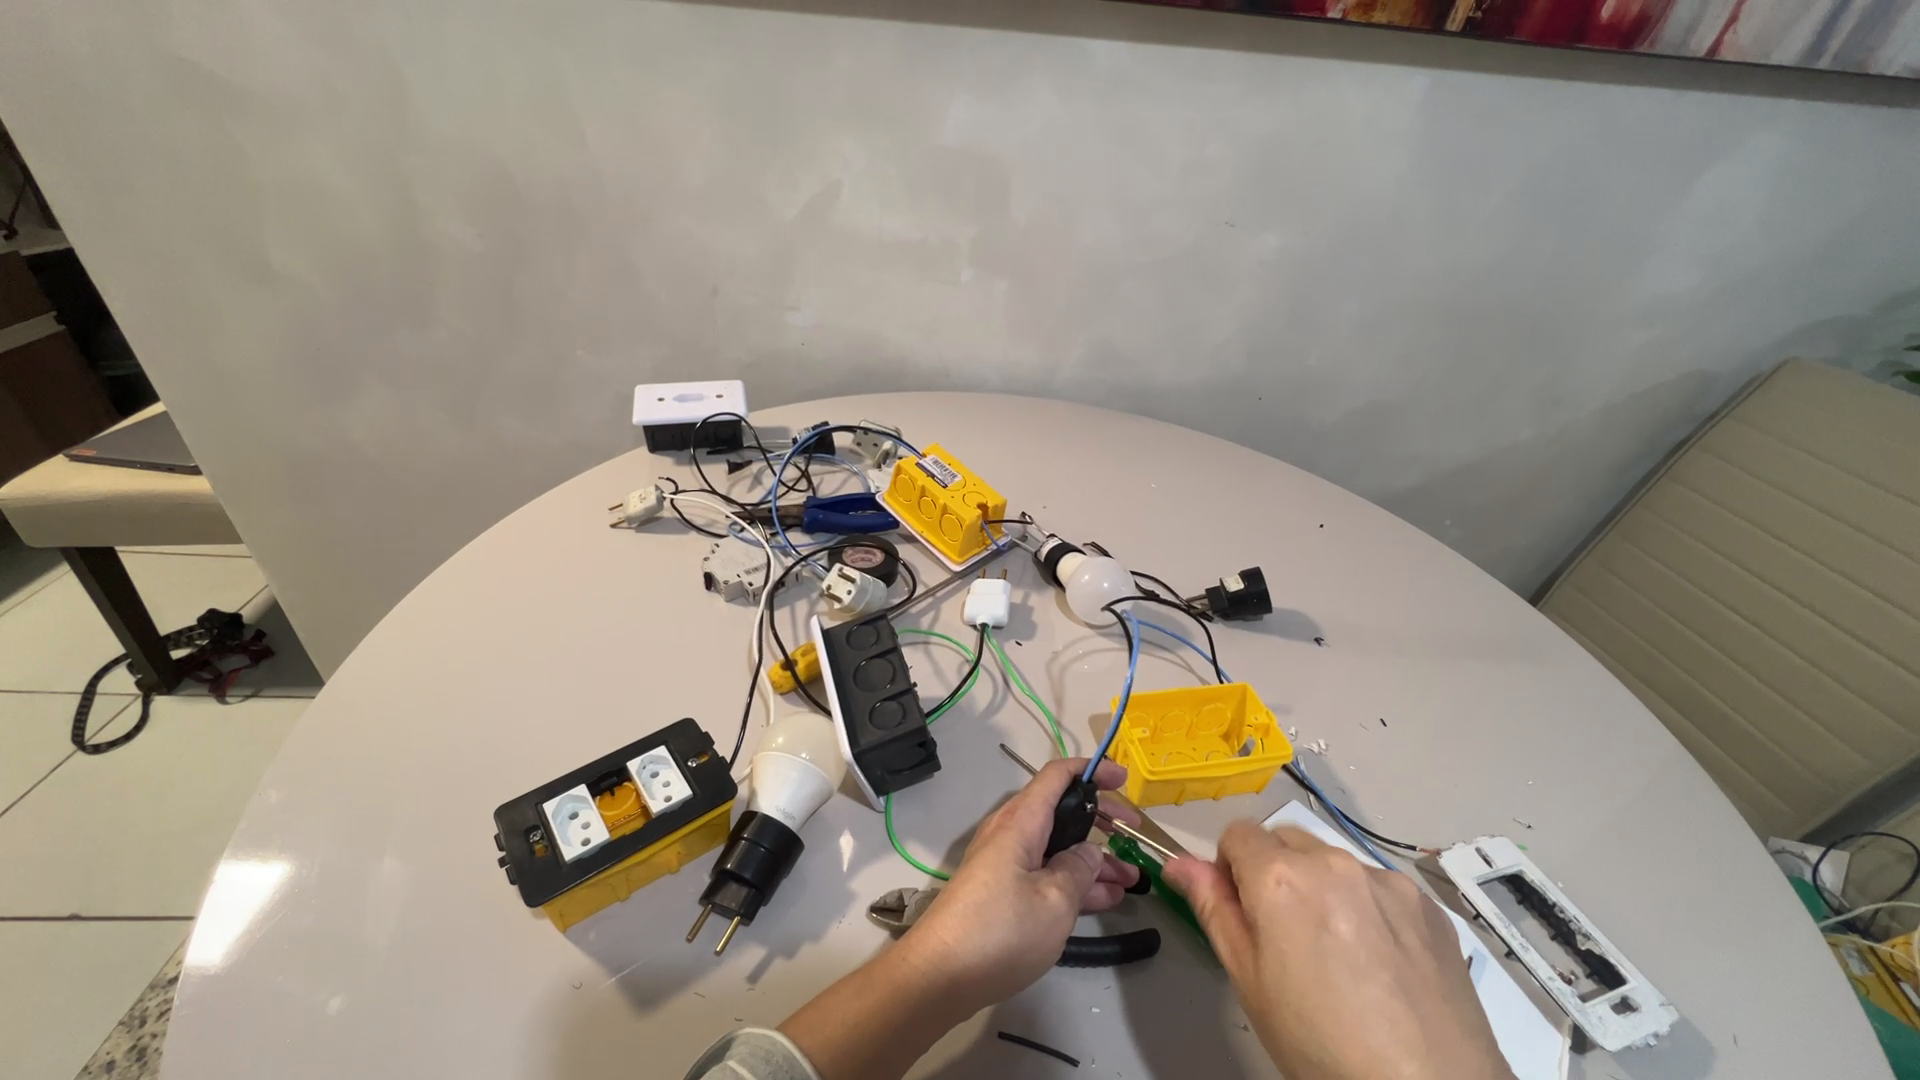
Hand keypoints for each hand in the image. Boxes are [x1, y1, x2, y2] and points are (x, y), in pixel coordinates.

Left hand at [895, 757, 1140, 1014]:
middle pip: (1061, 812)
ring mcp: (1006, 864)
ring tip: (1132, 878)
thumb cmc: (1001, 929)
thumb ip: (1079, 869)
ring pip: (1057, 847)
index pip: (1057, 776)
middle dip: (1100, 819)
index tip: (1123, 778)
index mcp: (1021, 821)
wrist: (940, 975)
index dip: (1092, 770)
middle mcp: (1011, 834)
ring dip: (1094, 859)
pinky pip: (1046, 874)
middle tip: (1133, 832)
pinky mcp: (1003, 893)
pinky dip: (1075, 882)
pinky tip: (1107, 899)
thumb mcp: (1054, 900)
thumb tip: (1090, 852)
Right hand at [1164, 824, 1513, 1079]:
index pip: (1237, 834)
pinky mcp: (1429, 904)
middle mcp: (1333, 863)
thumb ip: (1213, 908)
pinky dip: (1369, 908)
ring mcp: (1387, 881)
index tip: (1242, 912)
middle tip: (1285, 937)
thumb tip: (1180, 863)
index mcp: (1281, 879)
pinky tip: (1381, 964)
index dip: (1230, 870)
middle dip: (1274, 872)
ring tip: (1340, 956)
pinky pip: (1380, 887)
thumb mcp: (1250, 981)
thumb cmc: (1320, 1044)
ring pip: (1334, 863)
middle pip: (1285, 840)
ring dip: (1323, 888)